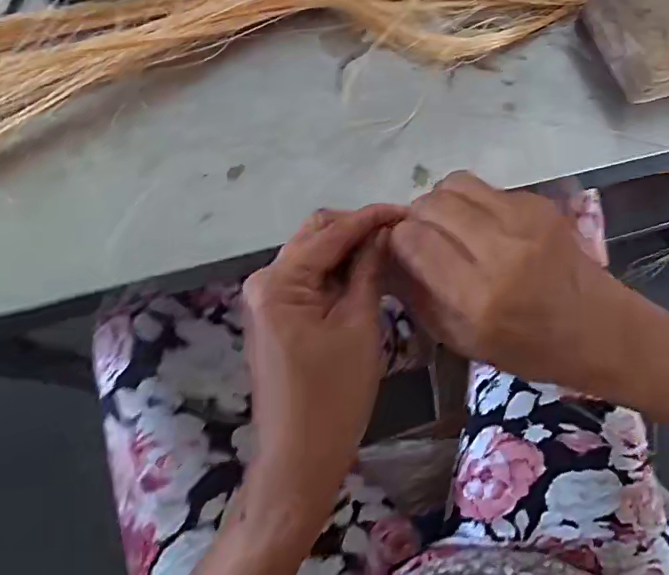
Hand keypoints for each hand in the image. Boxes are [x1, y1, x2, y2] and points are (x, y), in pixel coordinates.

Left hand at [240, 206, 401, 517]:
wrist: (298, 459)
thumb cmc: (334, 397)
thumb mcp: (359, 327)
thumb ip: (367, 272)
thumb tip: (382, 233)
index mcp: (278, 280)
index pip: (329, 234)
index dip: (368, 218)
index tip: (405, 210)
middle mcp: (264, 279)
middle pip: (313, 236)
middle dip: (354, 230)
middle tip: (398, 233)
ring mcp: (264, 297)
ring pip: (310, 255)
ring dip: (345, 250)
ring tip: (386, 251)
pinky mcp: (272, 313)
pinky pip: (305, 278)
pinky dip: (333, 272)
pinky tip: (363, 274)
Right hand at [388, 172, 668, 402]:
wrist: (604, 332)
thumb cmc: (529, 348)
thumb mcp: (462, 340)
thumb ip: (416, 294)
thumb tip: (383, 250)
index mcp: (477, 299)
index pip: (413, 240)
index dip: (399, 240)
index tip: (404, 250)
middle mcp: (500, 254)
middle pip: (430, 205)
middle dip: (417, 217)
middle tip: (426, 235)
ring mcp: (523, 223)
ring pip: (454, 184)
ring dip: (441, 201)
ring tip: (451, 224)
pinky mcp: (539, 205)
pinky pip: (485, 187)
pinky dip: (472, 201)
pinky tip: (485, 225)